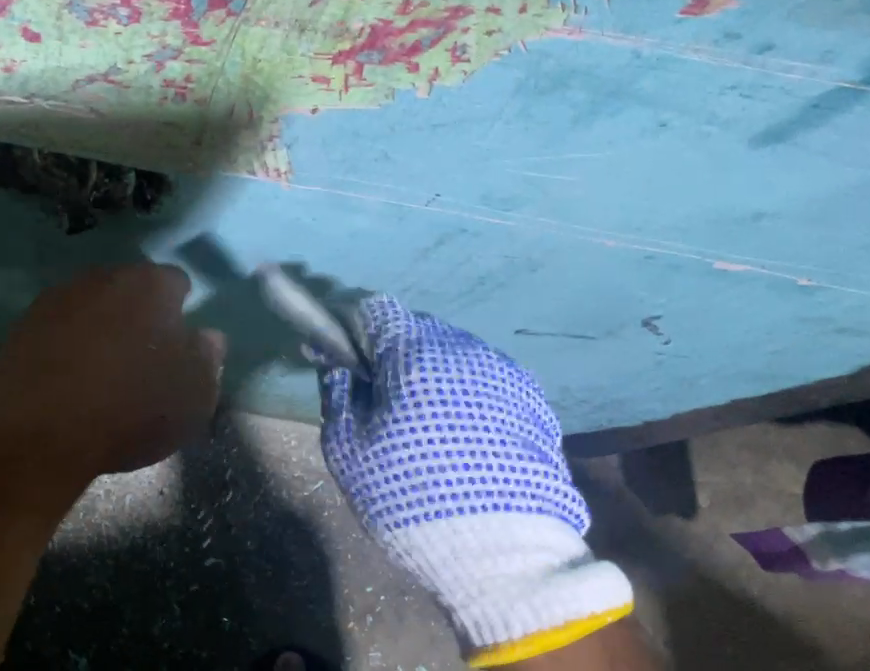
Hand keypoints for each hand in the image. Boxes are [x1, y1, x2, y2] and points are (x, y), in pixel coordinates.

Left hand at [0, 263, 225, 486]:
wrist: (39, 430)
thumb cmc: (130, 410)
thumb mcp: (193, 397)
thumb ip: (207, 359)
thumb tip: (207, 336)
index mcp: (150, 286)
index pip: (175, 282)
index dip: (180, 309)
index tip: (178, 342)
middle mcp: (103, 277)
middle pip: (130, 287)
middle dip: (139, 312)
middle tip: (142, 355)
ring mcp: (59, 296)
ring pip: (92, 303)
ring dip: (100, 324)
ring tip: (102, 368)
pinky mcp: (25, 321)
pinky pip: (59, 324)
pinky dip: (67, 341)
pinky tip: (68, 375)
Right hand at [320, 296, 633, 667]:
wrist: (505, 560)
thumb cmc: (411, 495)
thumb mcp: (348, 449)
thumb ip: (337, 392)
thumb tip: (334, 360)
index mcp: (415, 354)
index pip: (375, 309)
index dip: (350, 326)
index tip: (339, 356)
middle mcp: (464, 351)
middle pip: (416, 330)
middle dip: (391, 352)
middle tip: (378, 395)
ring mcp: (506, 377)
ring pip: (452, 356)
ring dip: (430, 374)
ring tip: (424, 423)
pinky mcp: (535, 408)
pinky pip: (485, 384)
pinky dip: (464, 397)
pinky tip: (460, 440)